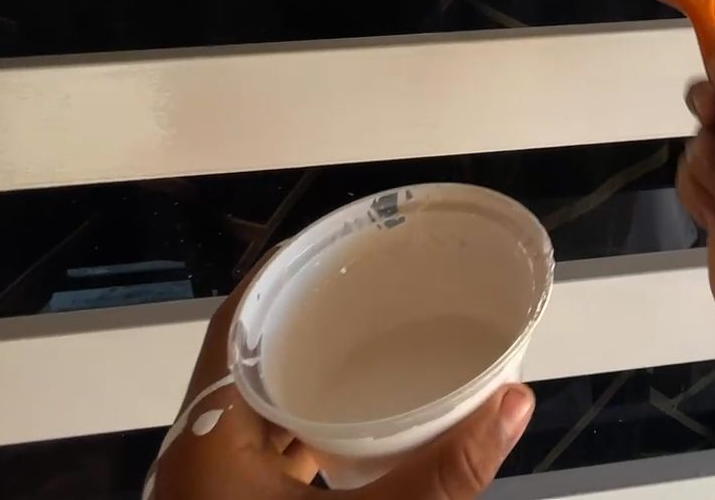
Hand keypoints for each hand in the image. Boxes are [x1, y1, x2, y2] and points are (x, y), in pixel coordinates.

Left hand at [148, 260, 534, 499]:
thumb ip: (445, 470)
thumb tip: (517, 397)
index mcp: (207, 446)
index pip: (236, 323)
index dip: (279, 273)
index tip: (335, 241)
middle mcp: (197, 463)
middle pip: (248, 360)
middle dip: (307, 319)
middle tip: (373, 285)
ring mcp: (210, 497)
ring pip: (256, 411)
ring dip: (307, 376)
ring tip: (371, 341)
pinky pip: (266, 454)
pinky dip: (307, 430)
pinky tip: (352, 431)